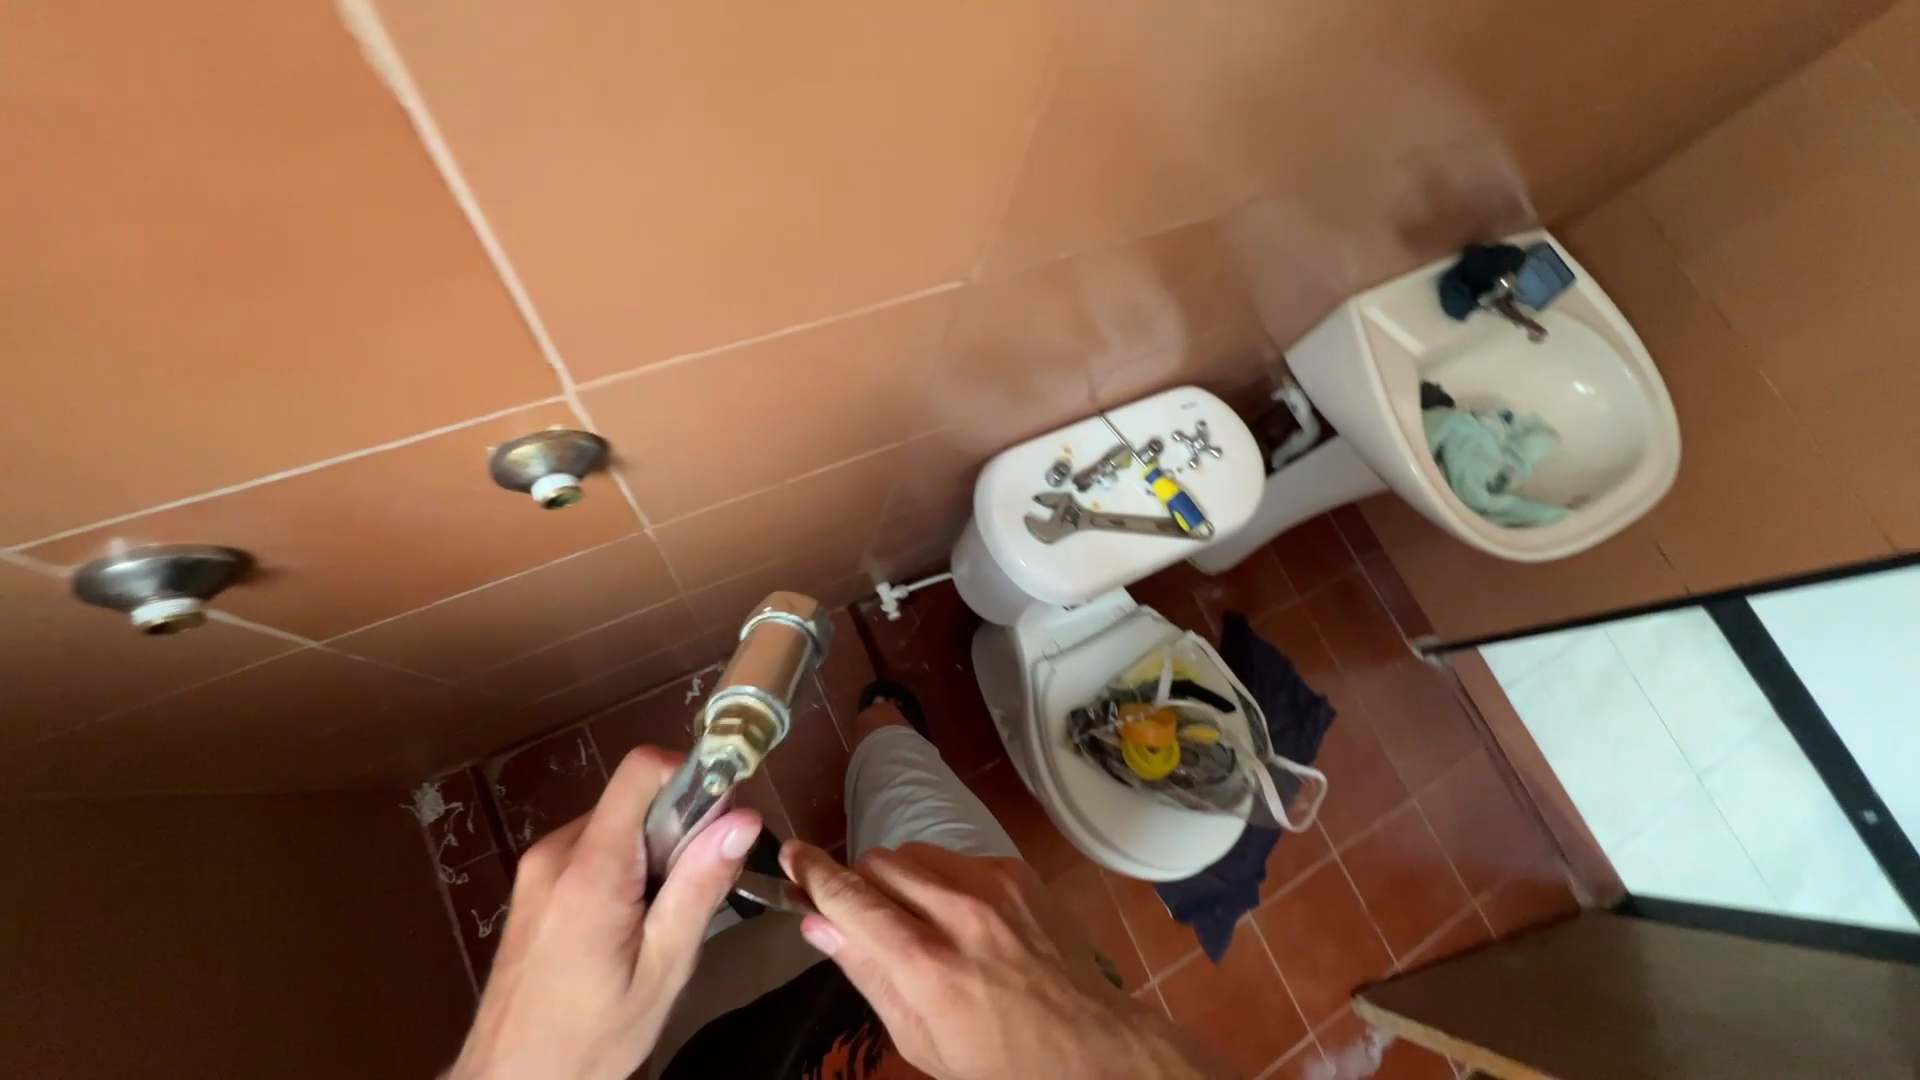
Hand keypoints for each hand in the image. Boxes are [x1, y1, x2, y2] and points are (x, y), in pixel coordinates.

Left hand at [449, 747, 759, 1079]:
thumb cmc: (592, 1038)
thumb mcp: (663, 968)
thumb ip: (700, 886)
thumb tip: (745, 817)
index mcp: (590, 868)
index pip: (641, 770)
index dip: (689, 773)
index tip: (720, 815)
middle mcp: (557, 851)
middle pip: (636, 799)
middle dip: (678, 827)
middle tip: (695, 887)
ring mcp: (539, 865)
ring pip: (620, 822)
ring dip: (654, 849)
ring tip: (660, 916)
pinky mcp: (534, 881)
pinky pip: (597, 845)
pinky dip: (627, 864)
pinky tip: (629, 921)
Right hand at [781, 841, 1227, 1079]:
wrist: (1090, 1046)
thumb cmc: (995, 1062)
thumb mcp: (919, 1039)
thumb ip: (865, 972)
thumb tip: (815, 923)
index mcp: (927, 966)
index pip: (853, 899)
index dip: (814, 873)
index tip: (791, 854)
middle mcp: (959, 911)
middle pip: (880, 861)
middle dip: (861, 883)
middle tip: (865, 914)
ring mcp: (994, 884)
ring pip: (915, 851)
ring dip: (901, 877)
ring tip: (918, 918)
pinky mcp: (1017, 871)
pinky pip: (957, 856)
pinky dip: (944, 879)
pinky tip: (963, 916)